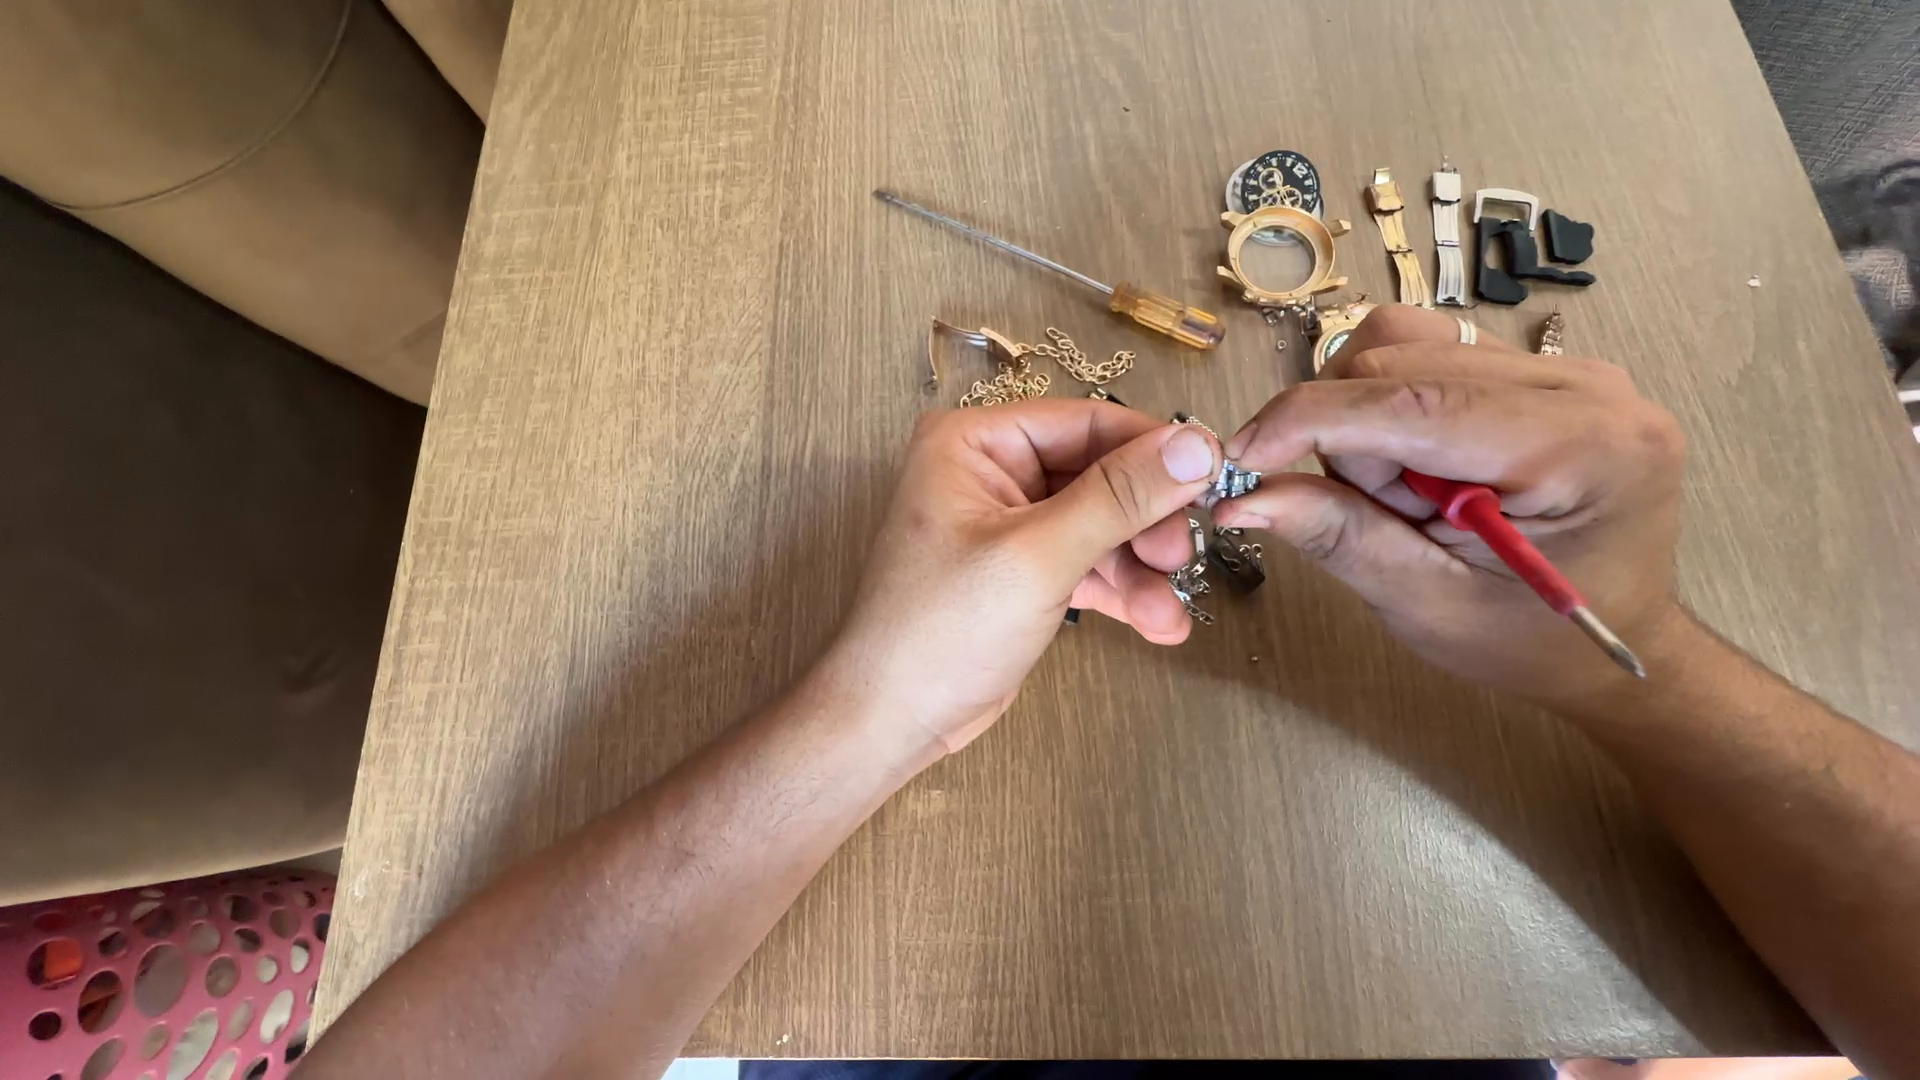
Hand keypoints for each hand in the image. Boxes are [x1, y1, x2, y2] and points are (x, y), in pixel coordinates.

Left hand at [824, 400, 1221, 755]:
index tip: (1214, 477)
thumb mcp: (1039, 555)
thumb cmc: (947, 628)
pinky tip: (1158, 624)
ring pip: (1098, 526)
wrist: (894, 719)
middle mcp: (991, 473)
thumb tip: (1198, 443)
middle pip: (1097, 475)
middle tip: (1181, 557)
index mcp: (975, 443)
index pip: (1084, 423)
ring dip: (1138, 568)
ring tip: (1169, 612)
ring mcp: (1008, 525)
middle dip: (1145, 521)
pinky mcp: (1022, 572)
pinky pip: (1083, 564)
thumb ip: (1120, 497)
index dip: (1153, 449)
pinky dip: (1119, 592)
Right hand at [1214, 305, 1687, 704]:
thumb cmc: (1523, 640)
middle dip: (1346, 437)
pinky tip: (1404, 454)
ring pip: (1398, 344)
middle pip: (1396, 361)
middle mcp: (1582, 385)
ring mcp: (1559, 367)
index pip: (1413, 400)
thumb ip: (1338, 537)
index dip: (1309, 419)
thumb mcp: (1423, 603)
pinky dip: (1378, 398)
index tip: (1238, 457)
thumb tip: (1239, 497)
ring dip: (1359, 415)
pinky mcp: (1530, 367)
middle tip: (1371, 510)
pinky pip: (1418, 347)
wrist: (1605, 639)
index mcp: (1580, 450)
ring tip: (1396, 487)